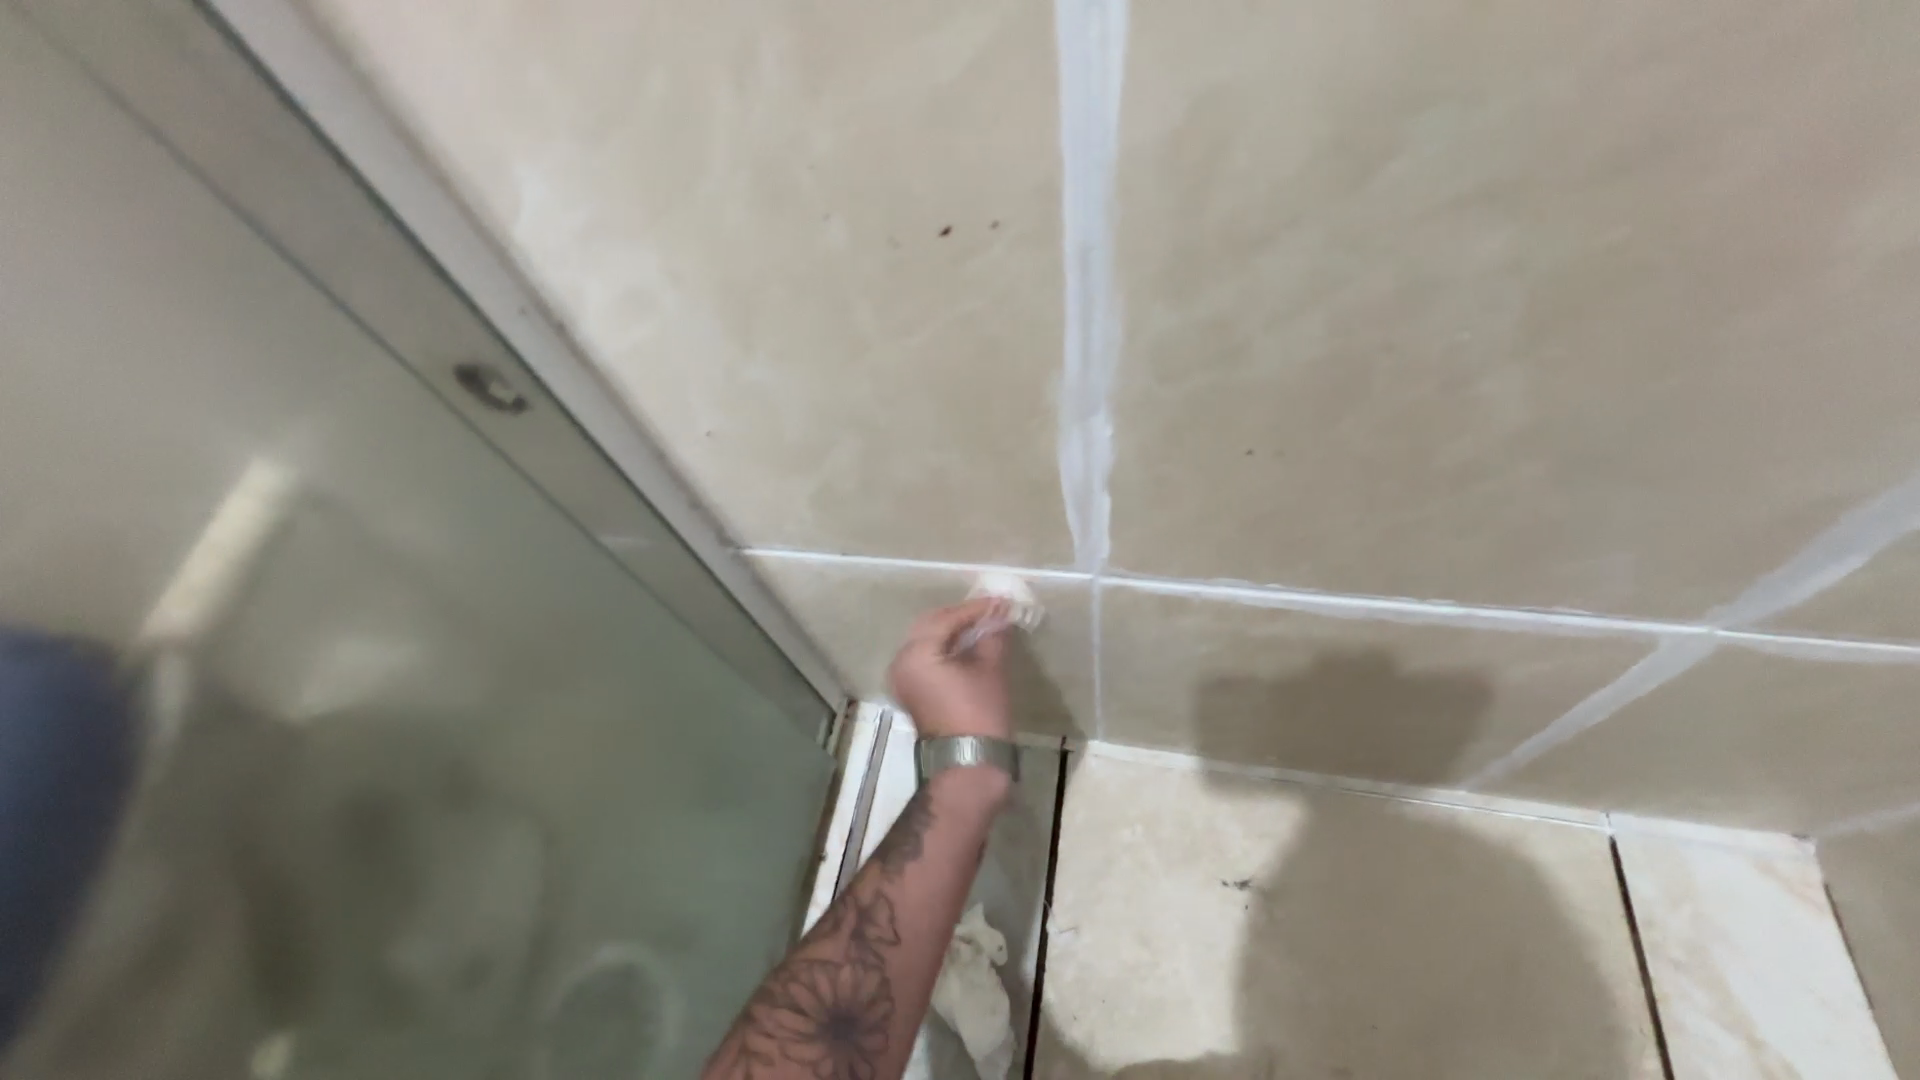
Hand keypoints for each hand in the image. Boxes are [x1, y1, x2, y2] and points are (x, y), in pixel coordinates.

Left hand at [887, 597, 1013, 741]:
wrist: (969, 764)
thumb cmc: (979, 714)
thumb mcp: (990, 670)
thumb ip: (992, 636)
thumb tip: (999, 615)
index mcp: (916, 654)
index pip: (947, 619)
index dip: (976, 609)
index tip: (1001, 601)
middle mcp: (901, 662)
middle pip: (931, 625)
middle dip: (961, 617)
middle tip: (991, 611)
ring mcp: (903, 678)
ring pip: (927, 641)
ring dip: (953, 632)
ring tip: (984, 625)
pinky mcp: (912, 691)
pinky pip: (926, 658)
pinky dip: (946, 648)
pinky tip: (970, 645)